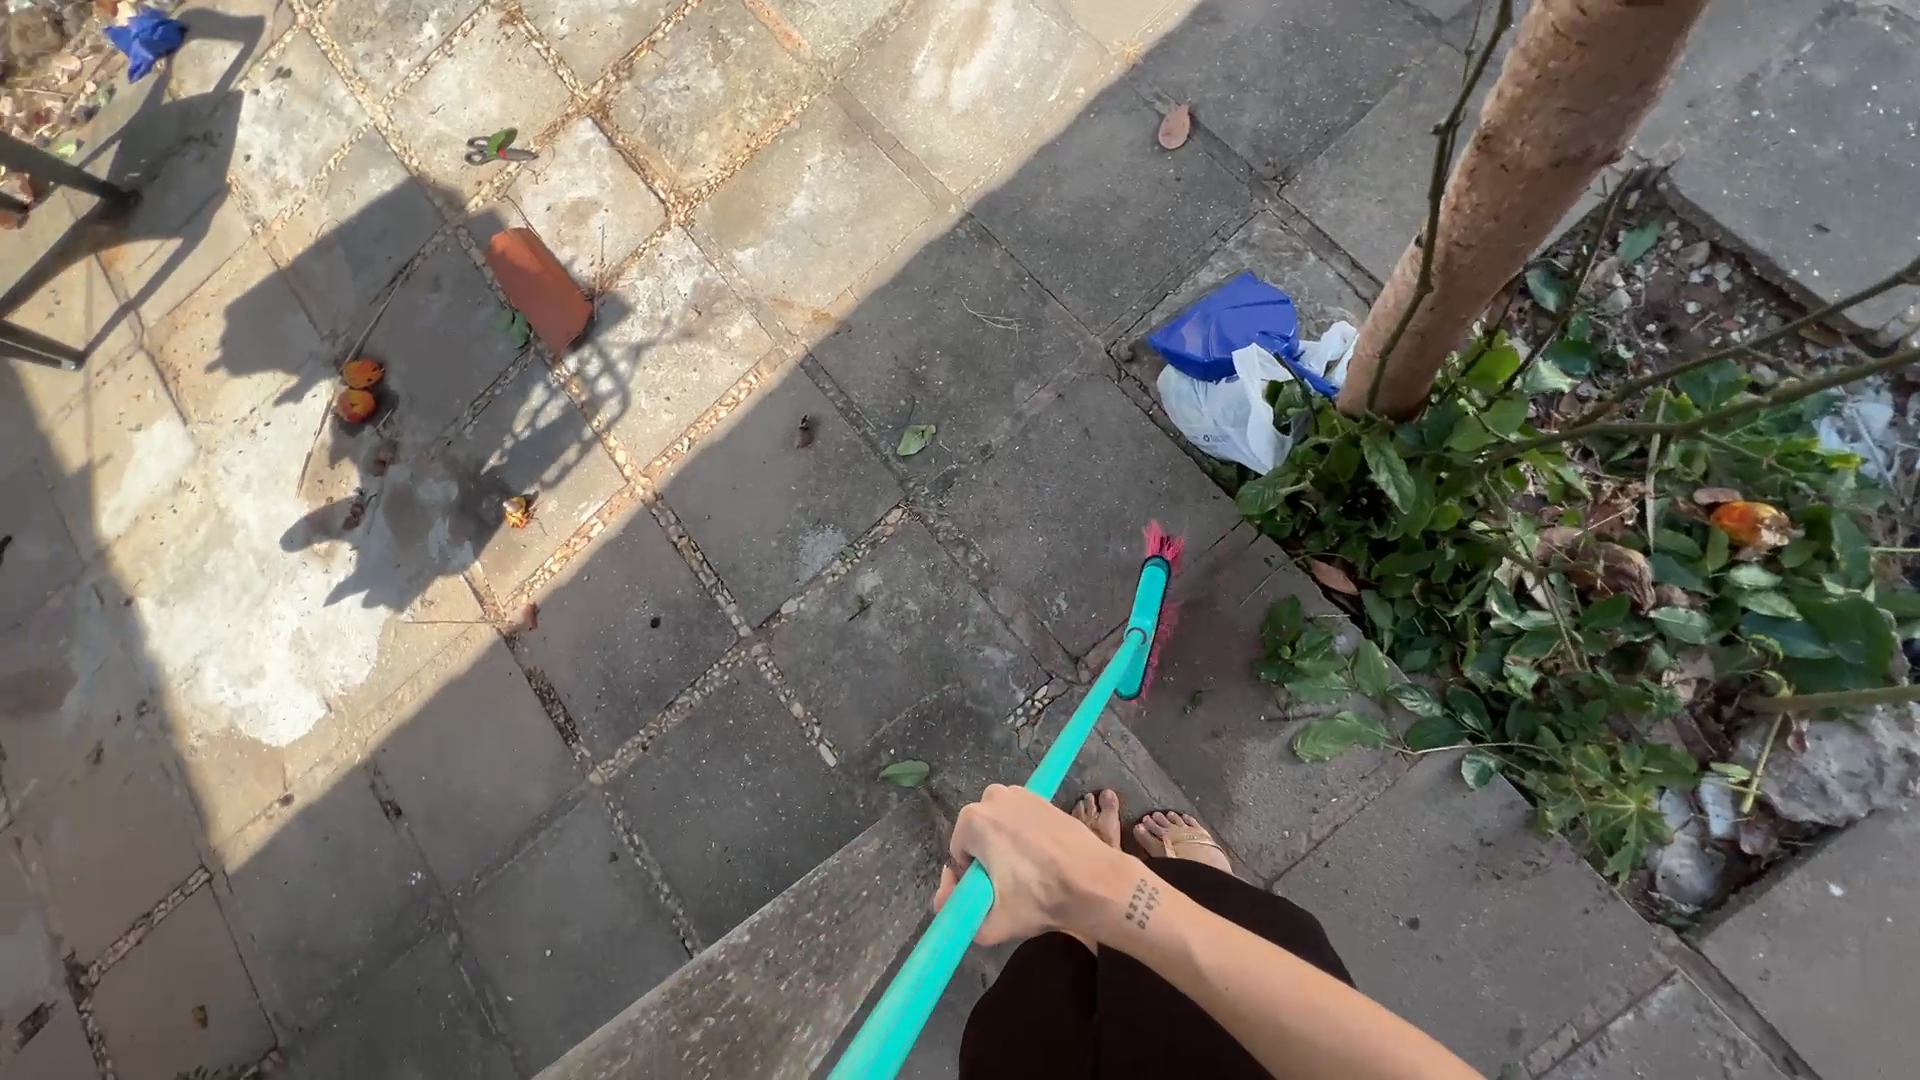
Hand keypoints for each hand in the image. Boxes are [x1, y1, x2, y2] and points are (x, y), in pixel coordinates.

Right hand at [932, 785, 1134, 943]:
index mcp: (972, 820)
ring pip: (1000, 825)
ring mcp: (1020, 793)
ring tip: (1027, 873)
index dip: (970, 877)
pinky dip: (1024, 835)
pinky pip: (1020, 818)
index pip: (958, 853)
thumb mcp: (991, 924)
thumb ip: (955, 915)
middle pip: (978, 836)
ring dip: (1005, 845)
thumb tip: (943, 903)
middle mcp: (992, 797)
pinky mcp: (1042, 797)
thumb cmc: (1039, 897)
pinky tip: (1042, 857)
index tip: (989, 893)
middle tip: (1009, 886)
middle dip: (987, 858)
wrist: (1092, 880)